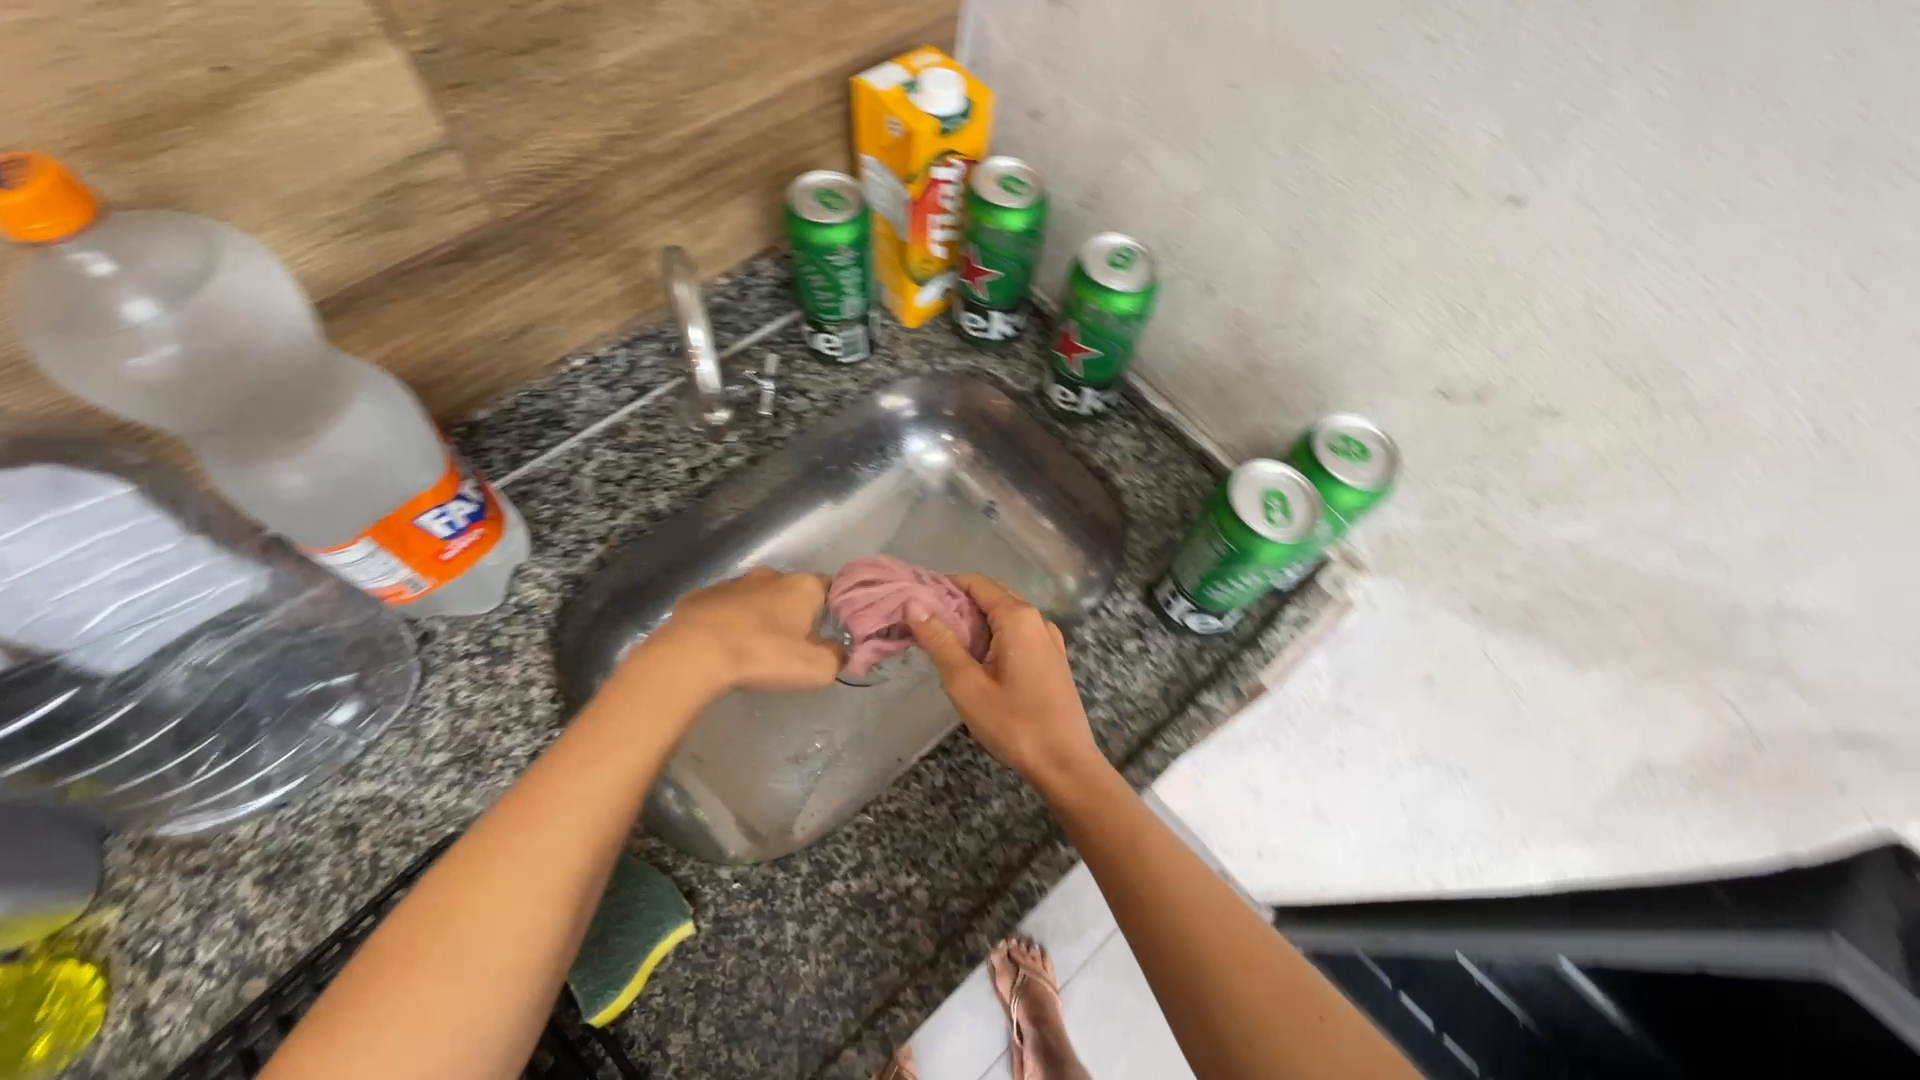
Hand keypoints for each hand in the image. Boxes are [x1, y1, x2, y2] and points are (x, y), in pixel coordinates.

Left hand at [644, 567, 841, 694]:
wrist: (693, 653)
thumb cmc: (763, 656)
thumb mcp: (816, 669)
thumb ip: (836, 657)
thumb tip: (838, 650)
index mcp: (803, 587)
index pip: (832, 589)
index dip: (834, 610)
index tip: (831, 633)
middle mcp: (770, 575)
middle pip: (793, 593)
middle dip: (795, 615)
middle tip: (793, 646)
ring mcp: (733, 582)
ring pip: (757, 598)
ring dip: (760, 617)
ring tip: (755, 648)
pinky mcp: (702, 595)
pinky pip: (725, 608)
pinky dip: (729, 622)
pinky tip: (724, 645)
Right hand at [908, 574, 1105, 790]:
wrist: (1065, 763)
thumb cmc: (1013, 723)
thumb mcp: (966, 684)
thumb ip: (939, 641)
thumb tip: (914, 605)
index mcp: (1018, 617)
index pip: (976, 583)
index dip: (944, 586)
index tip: (916, 602)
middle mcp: (1037, 619)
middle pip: (991, 596)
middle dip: (958, 605)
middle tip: (925, 626)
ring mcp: (1049, 639)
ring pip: (1005, 617)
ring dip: (975, 625)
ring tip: (945, 647)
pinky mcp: (1053, 659)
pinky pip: (1018, 635)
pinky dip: (994, 639)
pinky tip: (977, 664)